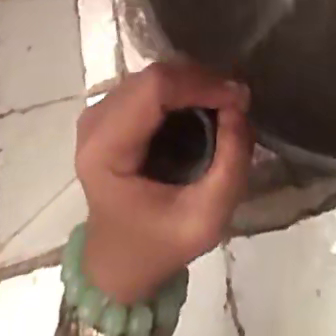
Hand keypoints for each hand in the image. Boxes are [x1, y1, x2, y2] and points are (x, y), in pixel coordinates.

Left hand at [75, 63, 252, 303]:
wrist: (120, 262)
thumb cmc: (158, 243)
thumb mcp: (206, 219)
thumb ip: (231, 163)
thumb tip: (239, 106)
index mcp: (106, 149)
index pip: (155, 87)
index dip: (202, 83)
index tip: (239, 101)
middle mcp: (96, 121)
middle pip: (158, 74)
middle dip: (205, 82)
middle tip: (238, 105)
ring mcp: (101, 110)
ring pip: (159, 73)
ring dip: (197, 84)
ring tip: (225, 108)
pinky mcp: (112, 108)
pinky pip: (155, 82)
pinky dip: (186, 88)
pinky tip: (204, 108)